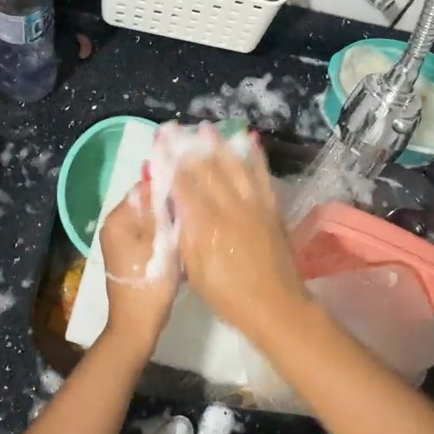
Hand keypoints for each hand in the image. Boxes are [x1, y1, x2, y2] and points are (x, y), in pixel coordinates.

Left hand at [98, 182, 177, 357]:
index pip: (144, 189)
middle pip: (147, 205)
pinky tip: (180, 244)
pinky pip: (149, 236)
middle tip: (195, 212)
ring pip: (151, 221)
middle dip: (169, 207)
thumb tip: (170, 180)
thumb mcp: (162, 242)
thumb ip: (164, 210)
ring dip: (169, 223)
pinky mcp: (129, 256)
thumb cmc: (150, 282)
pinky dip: (163, 237)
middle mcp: (114, 227)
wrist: (138, 325)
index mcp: (117, 220)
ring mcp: (120, 242)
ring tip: (191, 226)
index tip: (192, 192)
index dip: (168, 189)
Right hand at [170, 136, 308, 341]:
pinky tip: (250, 141)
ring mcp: (254, 205)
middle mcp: (229, 208)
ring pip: (234, 167)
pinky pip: (262, 175)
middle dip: (189, 148)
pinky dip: (255, 157)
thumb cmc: (227, 295)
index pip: (183, 185)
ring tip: (207, 128)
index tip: (159, 145)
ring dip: (219, 145)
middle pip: (207, 170)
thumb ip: (183, 234)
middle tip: (176, 129)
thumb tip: (172, 205)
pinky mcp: (271, 208)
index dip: (169, 163)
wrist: (275, 306)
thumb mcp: (194, 269)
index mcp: (206, 225)